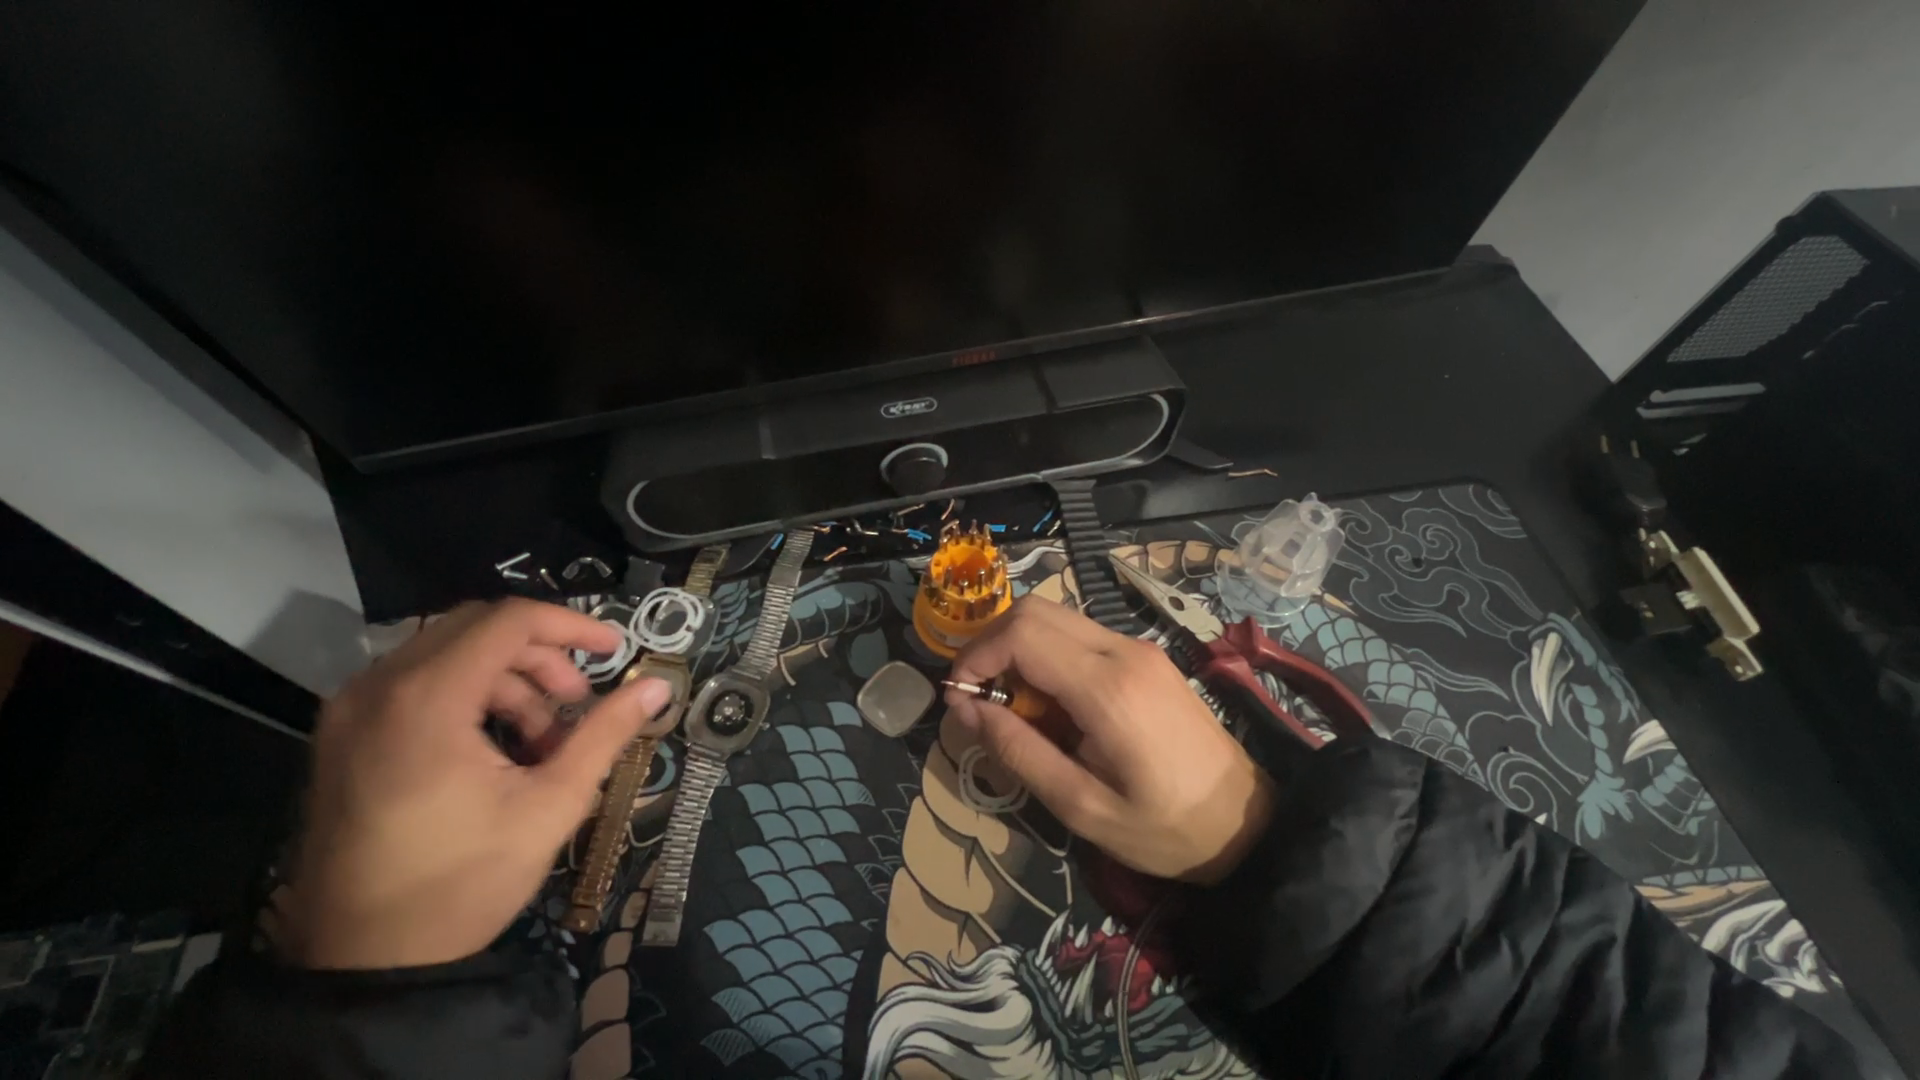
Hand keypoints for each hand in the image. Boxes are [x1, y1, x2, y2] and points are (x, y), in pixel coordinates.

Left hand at [277, 599, 670, 969]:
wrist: (364, 963)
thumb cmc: (464, 880)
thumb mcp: (552, 804)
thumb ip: (606, 734)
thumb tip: (659, 686)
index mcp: (426, 698)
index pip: (509, 620)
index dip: (571, 625)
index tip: (615, 650)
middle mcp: (377, 688)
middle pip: (477, 628)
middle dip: (542, 655)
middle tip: (578, 701)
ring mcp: (350, 711)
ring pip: (446, 654)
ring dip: (508, 679)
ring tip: (543, 739)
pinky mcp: (342, 736)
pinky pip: (417, 684)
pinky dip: (469, 697)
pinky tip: (499, 748)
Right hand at [945, 597, 1274, 883]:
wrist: (1247, 821)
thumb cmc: (1165, 828)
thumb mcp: (1082, 808)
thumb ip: (1019, 752)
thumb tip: (967, 709)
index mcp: (1108, 688)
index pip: (1022, 634)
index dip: (976, 657)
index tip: (959, 699)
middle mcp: (1123, 651)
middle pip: (1035, 610)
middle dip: (992, 646)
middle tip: (980, 699)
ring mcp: (1138, 648)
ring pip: (1056, 617)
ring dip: (1019, 650)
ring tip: (1013, 707)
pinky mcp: (1145, 656)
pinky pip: (1080, 635)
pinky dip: (1047, 655)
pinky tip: (1050, 704)